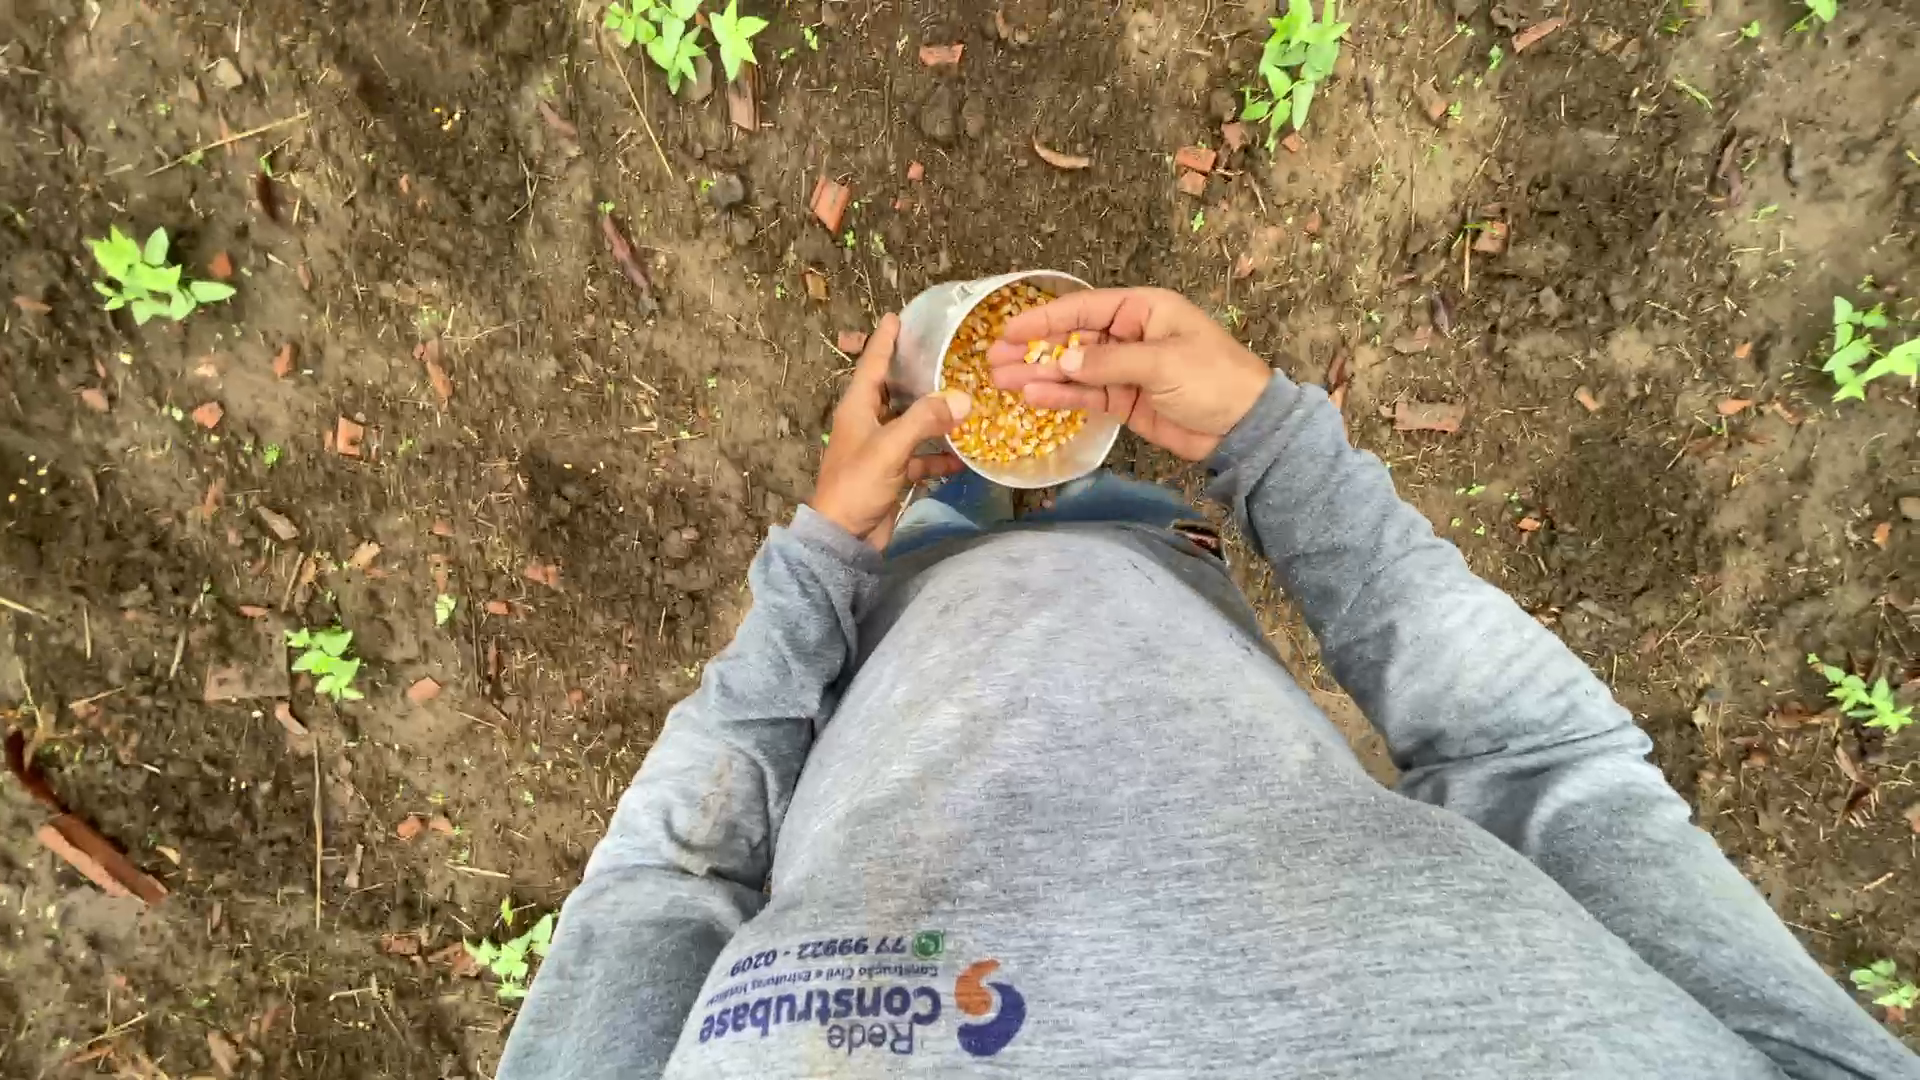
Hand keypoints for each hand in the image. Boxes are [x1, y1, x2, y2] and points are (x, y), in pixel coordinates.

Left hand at [810, 314, 972, 548]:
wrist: (844, 537)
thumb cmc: (857, 484)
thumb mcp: (891, 447)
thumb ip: (925, 420)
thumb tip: (962, 397)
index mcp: (857, 408)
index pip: (872, 364)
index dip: (885, 340)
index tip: (897, 317)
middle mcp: (867, 423)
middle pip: (895, 392)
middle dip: (919, 376)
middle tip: (945, 356)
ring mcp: (880, 450)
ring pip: (912, 425)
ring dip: (936, 419)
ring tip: (966, 404)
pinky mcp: (892, 474)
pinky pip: (919, 457)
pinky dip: (938, 456)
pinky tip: (963, 457)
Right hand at [986, 287, 1271, 460]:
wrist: (1243, 428)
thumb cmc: (1214, 379)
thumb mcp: (1162, 363)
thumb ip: (1109, 362)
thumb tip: (1063, 361)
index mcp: (1143, 310)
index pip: (1084, 309)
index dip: (1044, 319)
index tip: (1010, 330)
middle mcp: (1129, 336)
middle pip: (1072, 339)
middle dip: (1034, 350)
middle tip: (994, 360)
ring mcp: (1124, 371)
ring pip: (1073, 371)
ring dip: (1039, 376)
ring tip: (1002, 381)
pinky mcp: (1124, 401)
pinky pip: (1086, 396)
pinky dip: (1061, 398)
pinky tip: (1033, 398)